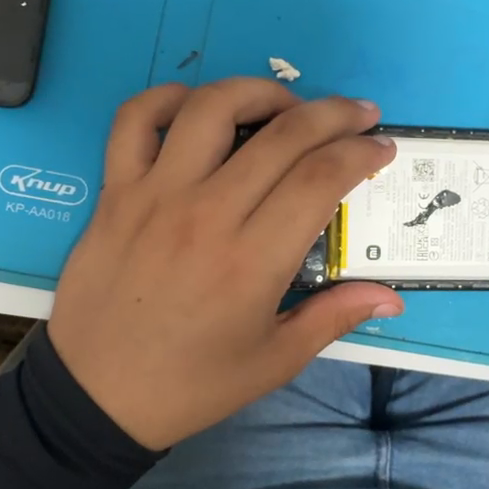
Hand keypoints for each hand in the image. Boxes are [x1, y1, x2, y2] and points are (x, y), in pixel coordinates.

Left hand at [48, 79, 402, 449]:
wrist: (97, 397)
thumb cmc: (193, 383)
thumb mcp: (275, 361)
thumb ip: (335, 318)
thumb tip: (391, 297)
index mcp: (253, 260)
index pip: (321, 178)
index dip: (361, 153)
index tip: (381, 148)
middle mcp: (208, 214)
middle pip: (283, 135)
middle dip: (334, 114)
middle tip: (358, 115)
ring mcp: (155, 196)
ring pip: (212, 108)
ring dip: (261, 91)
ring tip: (287, 105)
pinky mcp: (115, 192)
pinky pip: (135, 121)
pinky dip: (169, 98)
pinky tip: (199, 109)